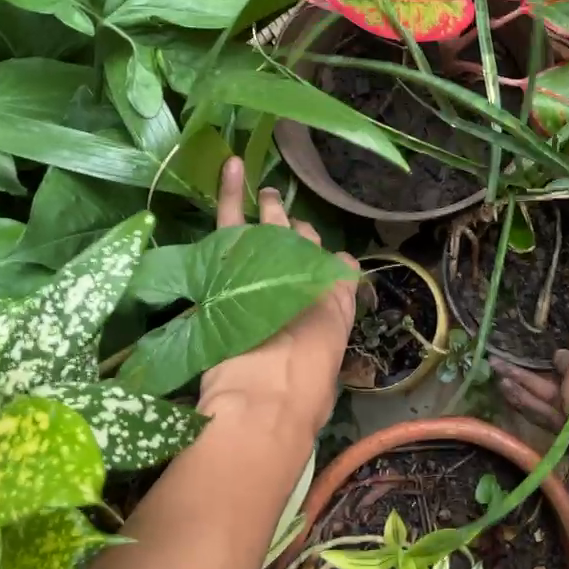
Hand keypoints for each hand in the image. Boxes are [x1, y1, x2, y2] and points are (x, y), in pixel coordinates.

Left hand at [197, 157, 358, 430]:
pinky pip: (231, 220)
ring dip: (268, 205)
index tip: (317, 268)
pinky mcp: (235, 259)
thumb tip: (307, 367)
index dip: (326, 266)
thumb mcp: (322, 376)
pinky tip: (230, 168)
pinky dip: (229, 192)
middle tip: (285, 221)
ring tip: (263, 190)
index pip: (339, 267)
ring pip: (272, 223)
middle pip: (305, 241)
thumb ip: (316, 354)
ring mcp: (275, 260)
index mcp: (337, 303)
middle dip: (295, 231)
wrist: (268, 396)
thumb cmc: (301, 400)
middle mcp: (312, 272)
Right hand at [492, 341, 568, 517]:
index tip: (549, 338)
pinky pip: (547, 414)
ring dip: (524, 384)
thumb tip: (560, 356)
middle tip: (503, 357)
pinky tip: (506, 392)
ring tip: (496, 371)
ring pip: (549, 394)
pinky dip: (528, 404)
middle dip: (533, 367)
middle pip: (561, 374)